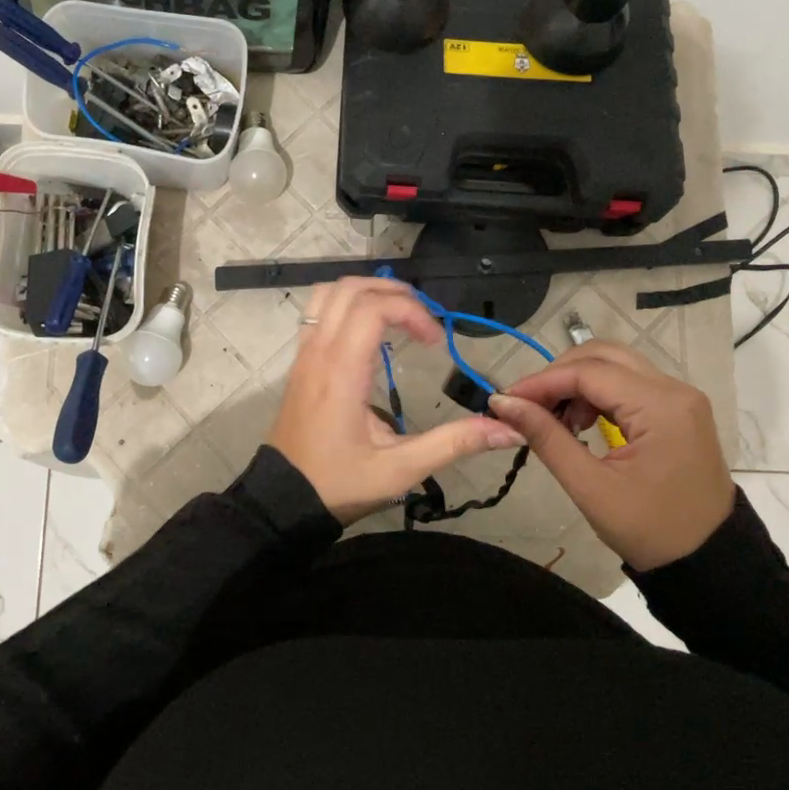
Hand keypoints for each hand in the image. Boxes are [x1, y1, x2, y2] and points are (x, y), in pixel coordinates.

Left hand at [268, 277, 525, 524]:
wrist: (282, 500)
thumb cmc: (339, 484)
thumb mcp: (400, 470)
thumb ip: (453, 444)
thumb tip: (506, 429)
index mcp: (341, 372)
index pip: (373, 308)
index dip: (412, 311)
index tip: (436, 342)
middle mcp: (318, 353)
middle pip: (349, 289)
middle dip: (392, 292)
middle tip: (423, 320)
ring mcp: (303, 356)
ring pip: (328, 295)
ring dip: (365, 293)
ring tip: (398, 315)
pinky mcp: (299, 365)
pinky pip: (317, 314)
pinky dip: (346, 307)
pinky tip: (370, 334)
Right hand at [487, 340, 733, 570]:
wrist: (708, 560)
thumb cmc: (649, 528)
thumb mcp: (589, 486)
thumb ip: (546, 437)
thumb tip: (502, 404)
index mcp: (661, 406)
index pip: (588, 372)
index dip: (541, 381)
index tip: (504, 401)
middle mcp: (675, 390)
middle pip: (603, 355)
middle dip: (558, 374)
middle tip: (526, 405)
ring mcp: (680, 398)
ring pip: (616, 365)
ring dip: (576, 382)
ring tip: (552, 418)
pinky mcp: (678, 410)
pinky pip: (629, 384)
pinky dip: (596, 394)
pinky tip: (579, 421)